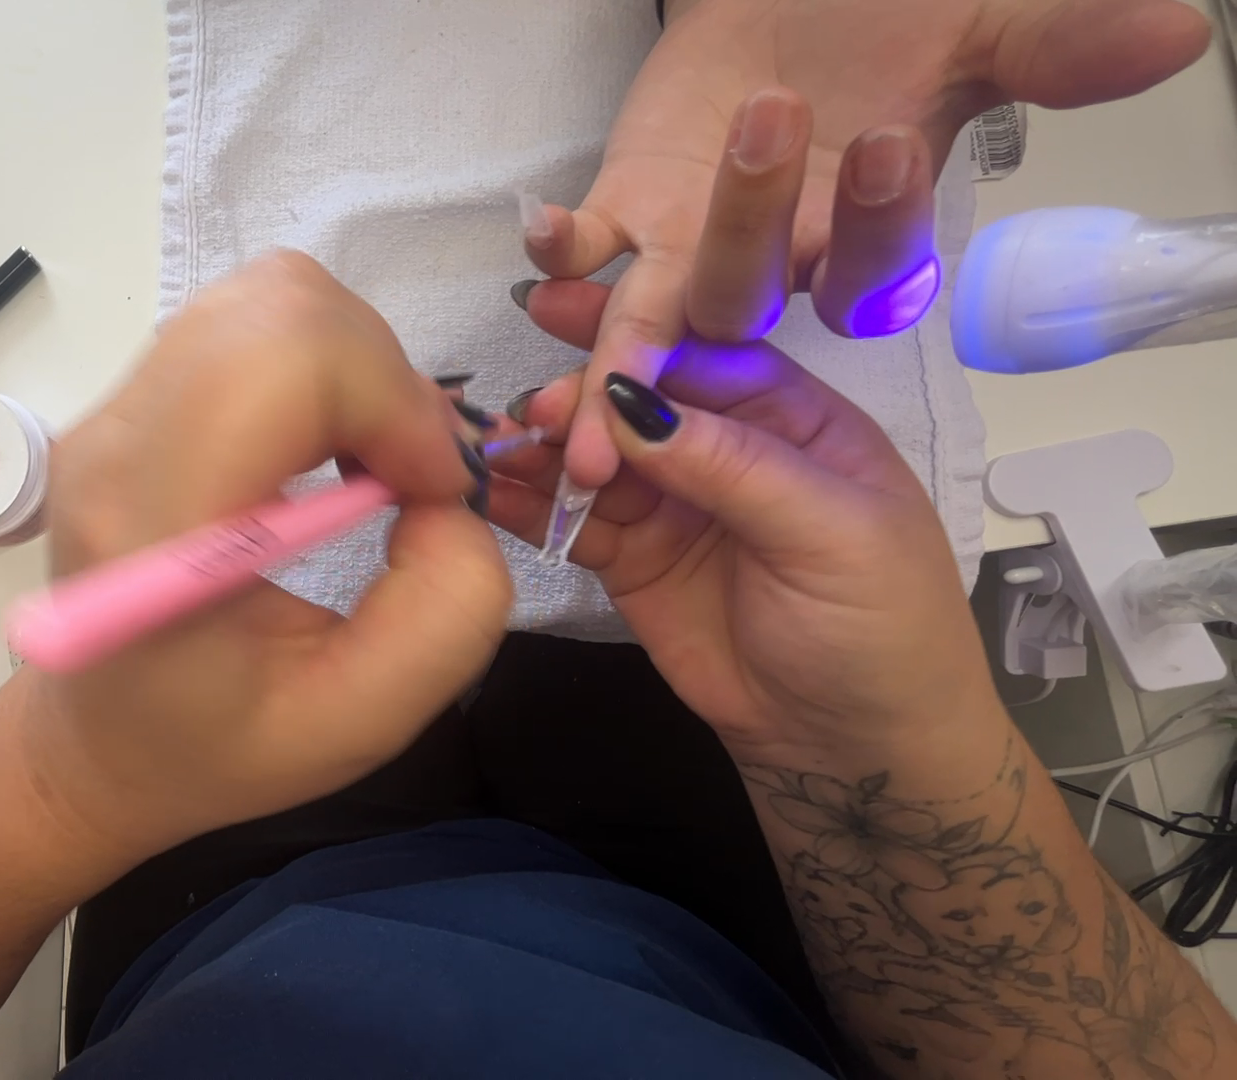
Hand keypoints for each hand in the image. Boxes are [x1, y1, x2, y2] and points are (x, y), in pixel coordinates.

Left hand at [23, 252, 511, 853]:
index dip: (391, 402)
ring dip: (354, 366)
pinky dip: (319, 364)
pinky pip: (246, 324)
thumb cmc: (210, 749)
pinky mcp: (128, 401)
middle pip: (279, 307)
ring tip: (369, 458)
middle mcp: (115, 443)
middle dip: (383, 377)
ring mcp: (110, 411)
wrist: (93, 741)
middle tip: (407, 472)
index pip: (279, 365)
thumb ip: (444, 611)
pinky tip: (324, 443)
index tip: (431, 489)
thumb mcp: (355, 723)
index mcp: (153, 530)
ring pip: (266, 298)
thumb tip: (447, 493)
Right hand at [489, 339, 996, 752]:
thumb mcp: (830, 533)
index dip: (639, 350)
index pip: (701, 360)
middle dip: (580, 406)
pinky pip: (568, 523)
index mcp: (786, 421)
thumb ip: (731, 464)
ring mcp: (663, 505)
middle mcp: (715, 451)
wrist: (842, 743)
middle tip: (533, 420)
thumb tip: (629, 407)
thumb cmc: (875, 629)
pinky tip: (494, 497)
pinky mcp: (623, 557)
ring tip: (494, 453)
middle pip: (632, 405)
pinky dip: (528, 508)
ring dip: (541, 453)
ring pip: (590, 460)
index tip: (579, 356)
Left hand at [524, 0, 1209, 488]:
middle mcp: (762, 268)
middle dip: (678, 366)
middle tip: (620, 444)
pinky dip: (563, 240)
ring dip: (609, 348)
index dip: (866, 253)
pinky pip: (589, 240)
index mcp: (850, 244)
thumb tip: (1175, 36)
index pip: (865, 277)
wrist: (802, 1)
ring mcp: (682, 247)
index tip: (874, 180)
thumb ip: (1048, 45)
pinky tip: (540, 236)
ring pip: (644, 312)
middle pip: (728, 318)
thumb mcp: (983, 24)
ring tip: (564, 409)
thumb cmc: (890, 20)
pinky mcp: (627, 209)